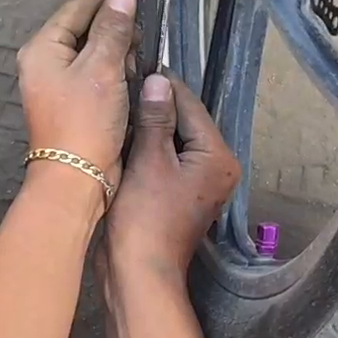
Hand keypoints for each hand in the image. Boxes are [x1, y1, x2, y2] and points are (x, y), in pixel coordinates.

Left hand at [17, 0, 136, 184]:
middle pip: (84, 28)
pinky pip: (97, 74)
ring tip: (143, 44)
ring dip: (119, 48)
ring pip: (93, 52)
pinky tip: (136, 69)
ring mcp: (59, 85)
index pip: (76, 7)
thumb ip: (113, 28)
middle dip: (115, 22)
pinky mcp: (74, 103)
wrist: (76, 178)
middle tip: (145, 15)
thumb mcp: (102, 68)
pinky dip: (116, 69)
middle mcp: (45, 64)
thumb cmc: (84, 122)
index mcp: (42, 49)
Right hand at [105, 73, 240, 280]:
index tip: (135, 66)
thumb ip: (155, 119)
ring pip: (173, 144)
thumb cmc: (144, 217)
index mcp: (217, 156)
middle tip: (122, 90)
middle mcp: (216, 168)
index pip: (190, 106)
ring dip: (149, 131)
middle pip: (184, 124)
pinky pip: (166, 164)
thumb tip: (158, 80)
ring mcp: (199, 186)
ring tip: (119, 112)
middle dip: (155, 109)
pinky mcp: (179, 198)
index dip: (162, 86)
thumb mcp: (148, 161)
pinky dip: (148, 153)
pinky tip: (124, 144)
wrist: (138, 272)